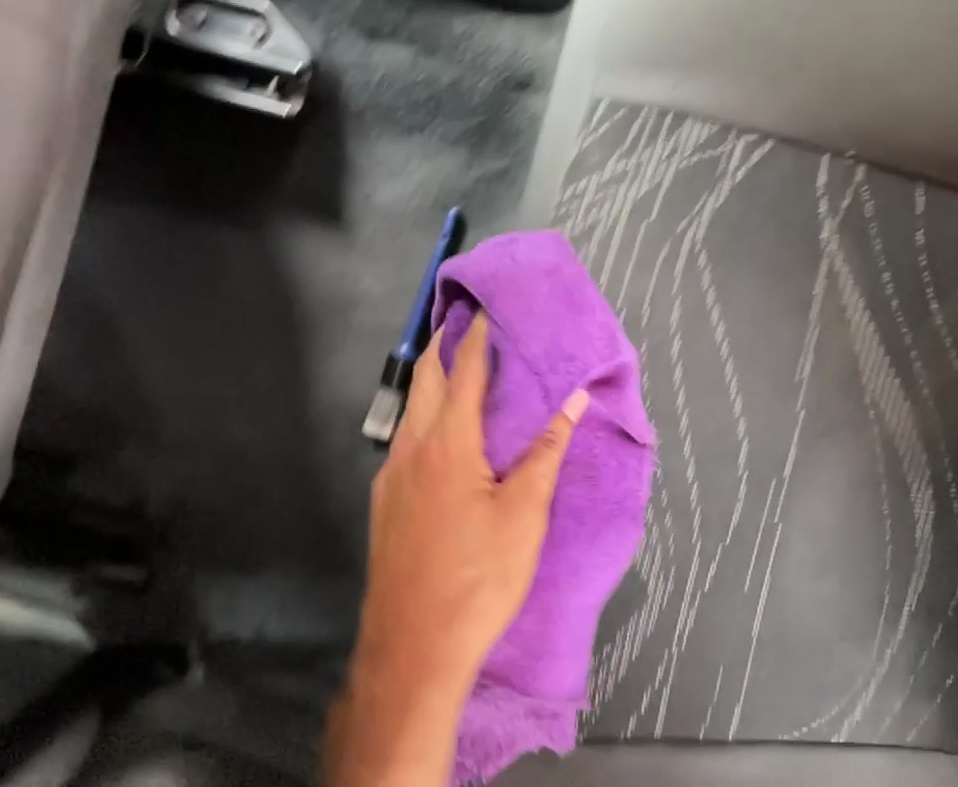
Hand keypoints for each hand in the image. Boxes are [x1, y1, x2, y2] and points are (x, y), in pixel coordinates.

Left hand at [327, 314, 586, 785]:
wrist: (414, 647)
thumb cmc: (480, 578)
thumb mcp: (525, 515)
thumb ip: (546, 452)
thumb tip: (574, 399)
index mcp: (449, 445)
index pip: (465, 374)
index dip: (477, 339)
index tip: (485, 310)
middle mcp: (412, 450)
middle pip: (427, 383)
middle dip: (445, 349)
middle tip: (465, 325)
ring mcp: (391, 477)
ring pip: (410, 412)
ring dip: (431, 383)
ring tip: (455, 369)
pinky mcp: (384, 504)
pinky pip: (403, 441)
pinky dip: (422, 418)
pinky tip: (438, 434)